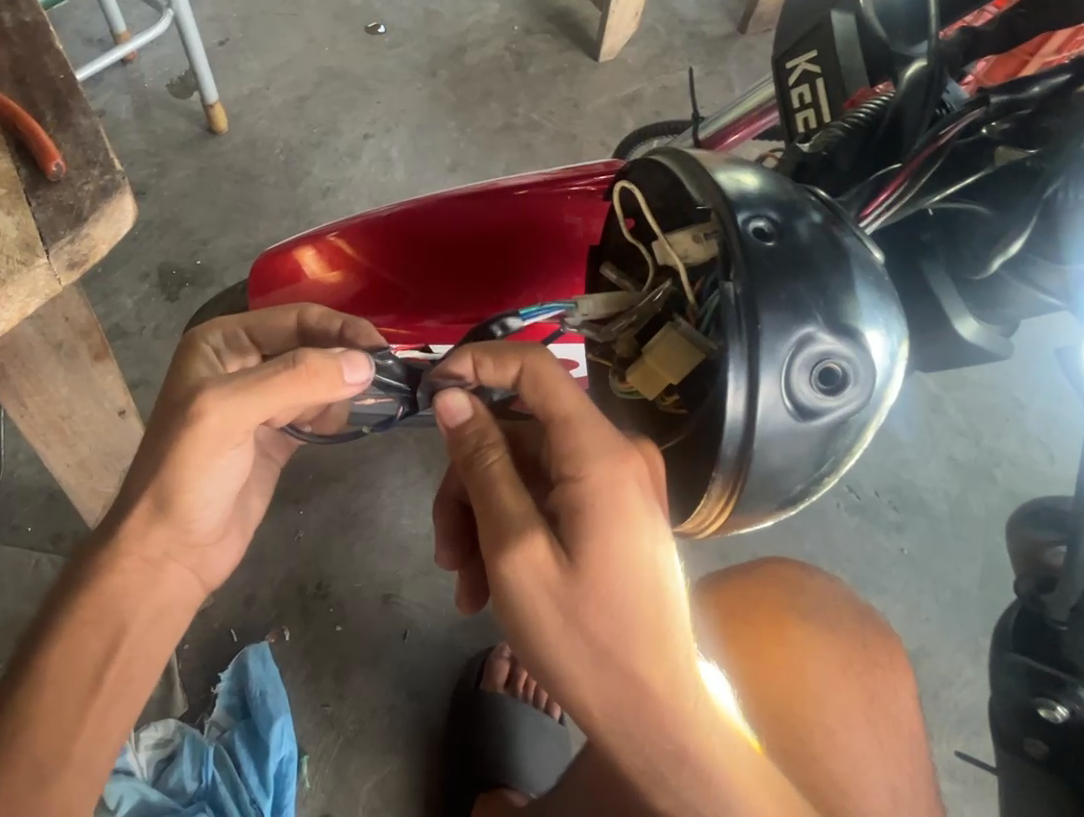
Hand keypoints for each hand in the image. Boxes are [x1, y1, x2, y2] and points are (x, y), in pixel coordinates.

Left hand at [101, 303, 384, 598]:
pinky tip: (331, 429)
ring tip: (335, 418)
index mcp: (221, 342)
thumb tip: (365, 363)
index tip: (382, 349)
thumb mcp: (231, 411)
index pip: (294, 319)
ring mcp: (260, 401)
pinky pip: (318, 411)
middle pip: (311, 345)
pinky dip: (332, 415)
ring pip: (318, 378)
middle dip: (342, 360)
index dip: (339, 329)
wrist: (170, 550)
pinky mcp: (277, 436)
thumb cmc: (187, 472)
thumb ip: (295, 379)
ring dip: (337, 392)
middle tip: (380, 381)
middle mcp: (242, 363)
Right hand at [428, 341, 704, 735]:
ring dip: (481, 515)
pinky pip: (546, 495)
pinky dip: (509, 528)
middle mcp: (615, 454)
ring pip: (524, 469)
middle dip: (468, 480)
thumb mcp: (514, 550)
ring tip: (461, 579)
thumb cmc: (583, 638)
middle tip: (442, 546)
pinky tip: (484, 582)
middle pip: (518, 432)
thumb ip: (482, 464)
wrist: (655, 719)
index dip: (476, 365)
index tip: (427, 392)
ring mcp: (616, 483)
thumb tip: (451, 396)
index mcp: (599, 453)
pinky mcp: (613, 511)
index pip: (533, 368)